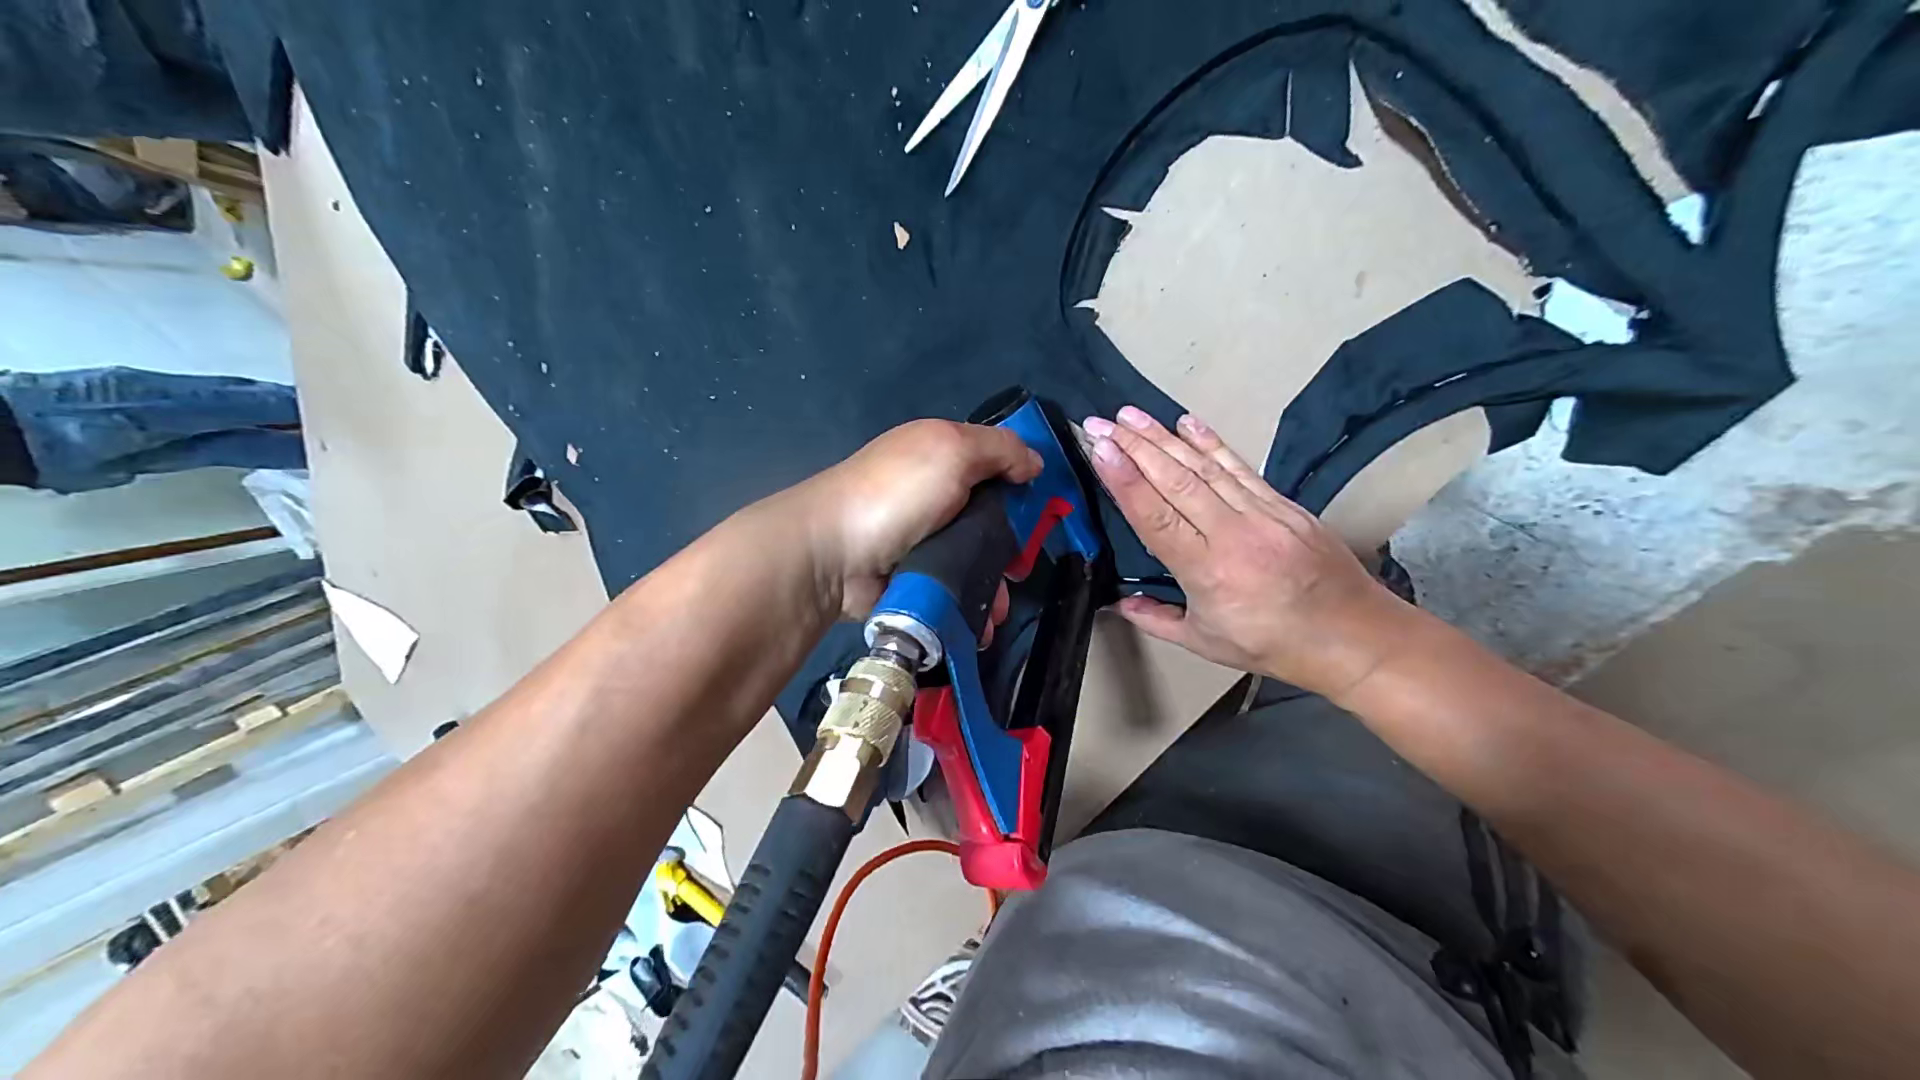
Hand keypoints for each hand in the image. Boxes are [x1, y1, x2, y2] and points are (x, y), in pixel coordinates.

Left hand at [777, 419, 1041, 620]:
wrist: (833, 554)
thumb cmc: (898, 493)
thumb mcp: (952, 449)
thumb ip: (1000, 449)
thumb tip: (1035, 464)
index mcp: (942, 456)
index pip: (996, 464)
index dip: (1023, 484)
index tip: (1046, 512)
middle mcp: (936, 496)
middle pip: (991, 519)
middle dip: (1013, 546)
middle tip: (1021, 567)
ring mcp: (924, 540)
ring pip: (976, 561)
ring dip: (994, 586)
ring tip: (1000, 607)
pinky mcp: (915, 578)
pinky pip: (954, 590)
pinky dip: (971, 606)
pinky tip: (982, 623)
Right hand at [1085, 406, 1413, 701]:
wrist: (1354, 636)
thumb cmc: (1275, 644)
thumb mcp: (1205, 642)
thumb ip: (1156, 619)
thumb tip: (1118, 603)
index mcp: (1208, 572)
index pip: (1157, 517)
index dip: (1125, 481)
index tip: (1101, 450)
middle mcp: (1233, 535)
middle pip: (1175, 482)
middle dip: (1133, 447)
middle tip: (1099, 423)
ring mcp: (1262, 514)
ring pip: (1203, 467)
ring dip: (1163, 437)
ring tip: (1130, 415)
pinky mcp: (1284, 504)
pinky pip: (1239, 468)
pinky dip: (1211, 443)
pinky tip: (1187, 423)